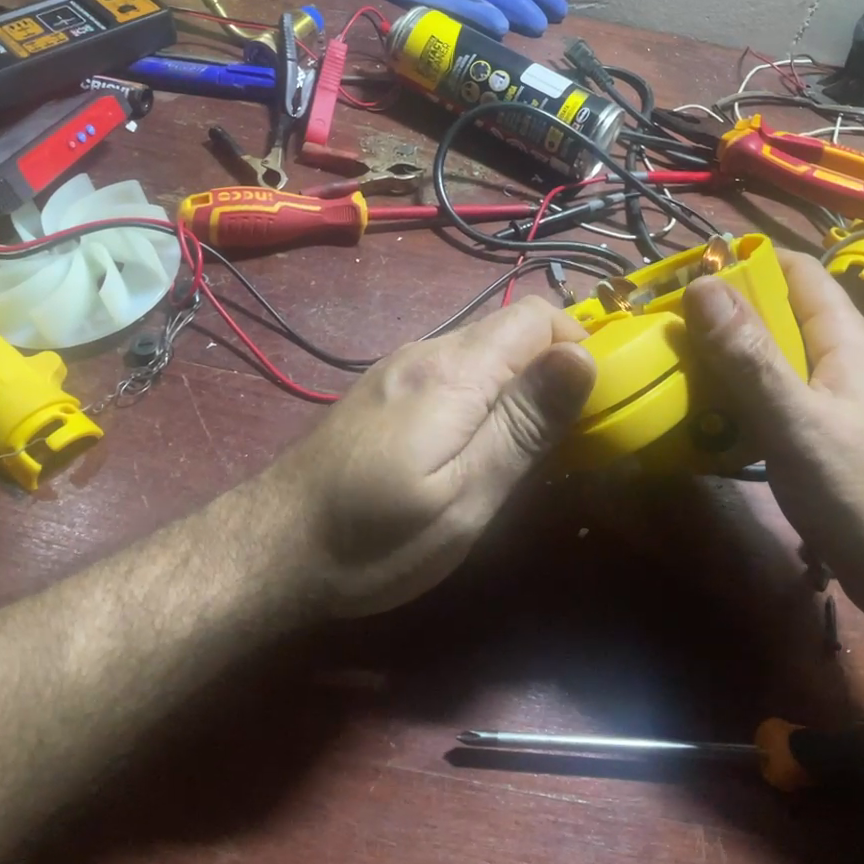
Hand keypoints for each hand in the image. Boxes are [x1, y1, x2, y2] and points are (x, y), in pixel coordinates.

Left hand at [273, 297, 595, 616]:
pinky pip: (450, 373)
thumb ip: (523, 424)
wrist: (272, 548)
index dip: (577, 345)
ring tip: (521, 448)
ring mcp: (397, 370)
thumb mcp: (465, 495)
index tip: (592, 404)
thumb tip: (582, 356)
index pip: (536, 315)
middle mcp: (424, 353)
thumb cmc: (376, 537)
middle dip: (549, 368)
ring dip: (515, 385)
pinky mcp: (382, 392)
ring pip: (480, 351)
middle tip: (562, 438)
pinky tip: (471, 446)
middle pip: (509, 330)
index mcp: (452, 371)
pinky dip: (480, 395)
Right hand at [681, 250, 863, 622]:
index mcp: (849, 339)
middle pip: (785, 316)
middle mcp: (853, 359)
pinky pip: (789, 401)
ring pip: (784, 362)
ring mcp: (850, 400)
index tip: (684, 276)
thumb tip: (702, 286)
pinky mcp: (842, 437)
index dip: (744, 262)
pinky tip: (722, 425)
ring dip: (735, 363)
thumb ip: (749, 358)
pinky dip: (752, 401)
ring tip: (681, 376)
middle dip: (728, 318)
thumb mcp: (797, 424)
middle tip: (668, 335)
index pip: (797, 270)